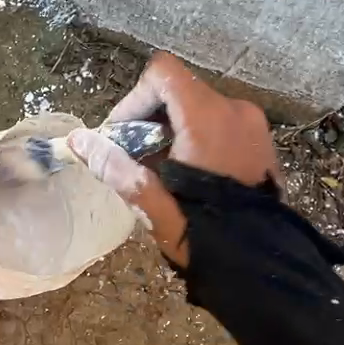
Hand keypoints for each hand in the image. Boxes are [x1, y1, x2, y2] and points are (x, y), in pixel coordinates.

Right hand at [66, 52, 278, 266]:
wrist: (266, 270)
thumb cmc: (206, 234)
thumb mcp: (152, 202)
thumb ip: (114, 165)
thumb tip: (77, 140)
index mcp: (208, 117)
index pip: (162, 73)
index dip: (134, 98)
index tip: (123, 134)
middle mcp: (235, 110)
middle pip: (177, 90)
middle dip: (148, 119)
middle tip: (134, 158)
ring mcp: (254, 126)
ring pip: (197, 107)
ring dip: (170, 129)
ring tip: (160, 171)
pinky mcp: (262, 143)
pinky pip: (219, 123)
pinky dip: (195, 137)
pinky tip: (187, 175)